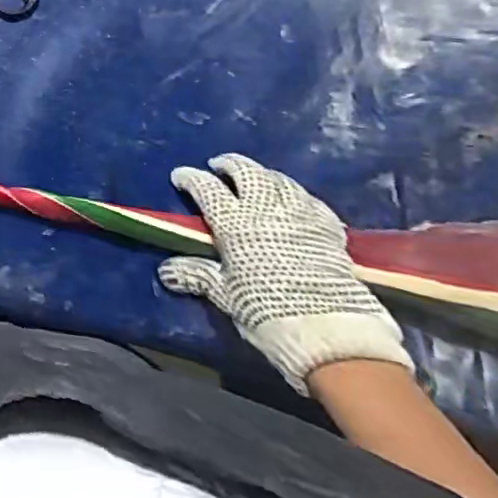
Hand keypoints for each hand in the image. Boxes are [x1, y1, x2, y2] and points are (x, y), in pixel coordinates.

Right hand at [157, 154, 413, 392]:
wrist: (331, 332)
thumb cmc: (266, 308)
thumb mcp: (225, 293)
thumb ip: (198, 275)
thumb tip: (167, 272)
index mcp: (233, 224)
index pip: (206, 188)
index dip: (191, 178)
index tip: (180, 176)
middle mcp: (266, 212)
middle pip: (248, 174)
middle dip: (231, 165)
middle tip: (219, 165)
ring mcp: (300, 220)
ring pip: (282, 183)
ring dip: (265, 175)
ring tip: (256, 177)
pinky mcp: (329, 233)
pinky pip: (311, 203)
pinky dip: (298, 196)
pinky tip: (294, 200)